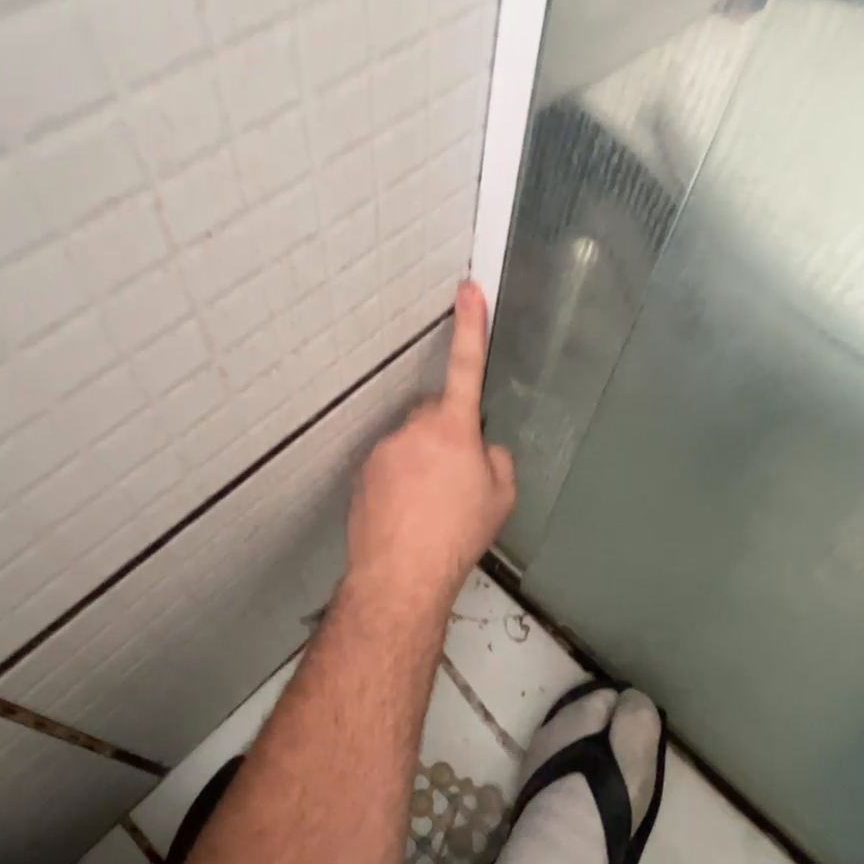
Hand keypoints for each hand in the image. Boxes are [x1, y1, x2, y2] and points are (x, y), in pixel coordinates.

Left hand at [343, 282, 515, 608]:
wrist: (401, 575)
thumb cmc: (458, 535)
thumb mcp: (502, 497)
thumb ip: (497, 460)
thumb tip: (483, 448)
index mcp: (453, 429)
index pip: (466, 367)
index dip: (471, 326)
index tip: (468, 289)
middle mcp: (413, 429)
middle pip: (436, 416)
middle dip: (447, 436)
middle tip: (457, 481)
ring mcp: (382, 449)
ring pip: (411, 443)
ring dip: (422, 462)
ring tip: (430, 507)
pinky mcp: (362, 471)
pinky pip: (389, 464)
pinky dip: (400, 480)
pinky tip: (407, 513)